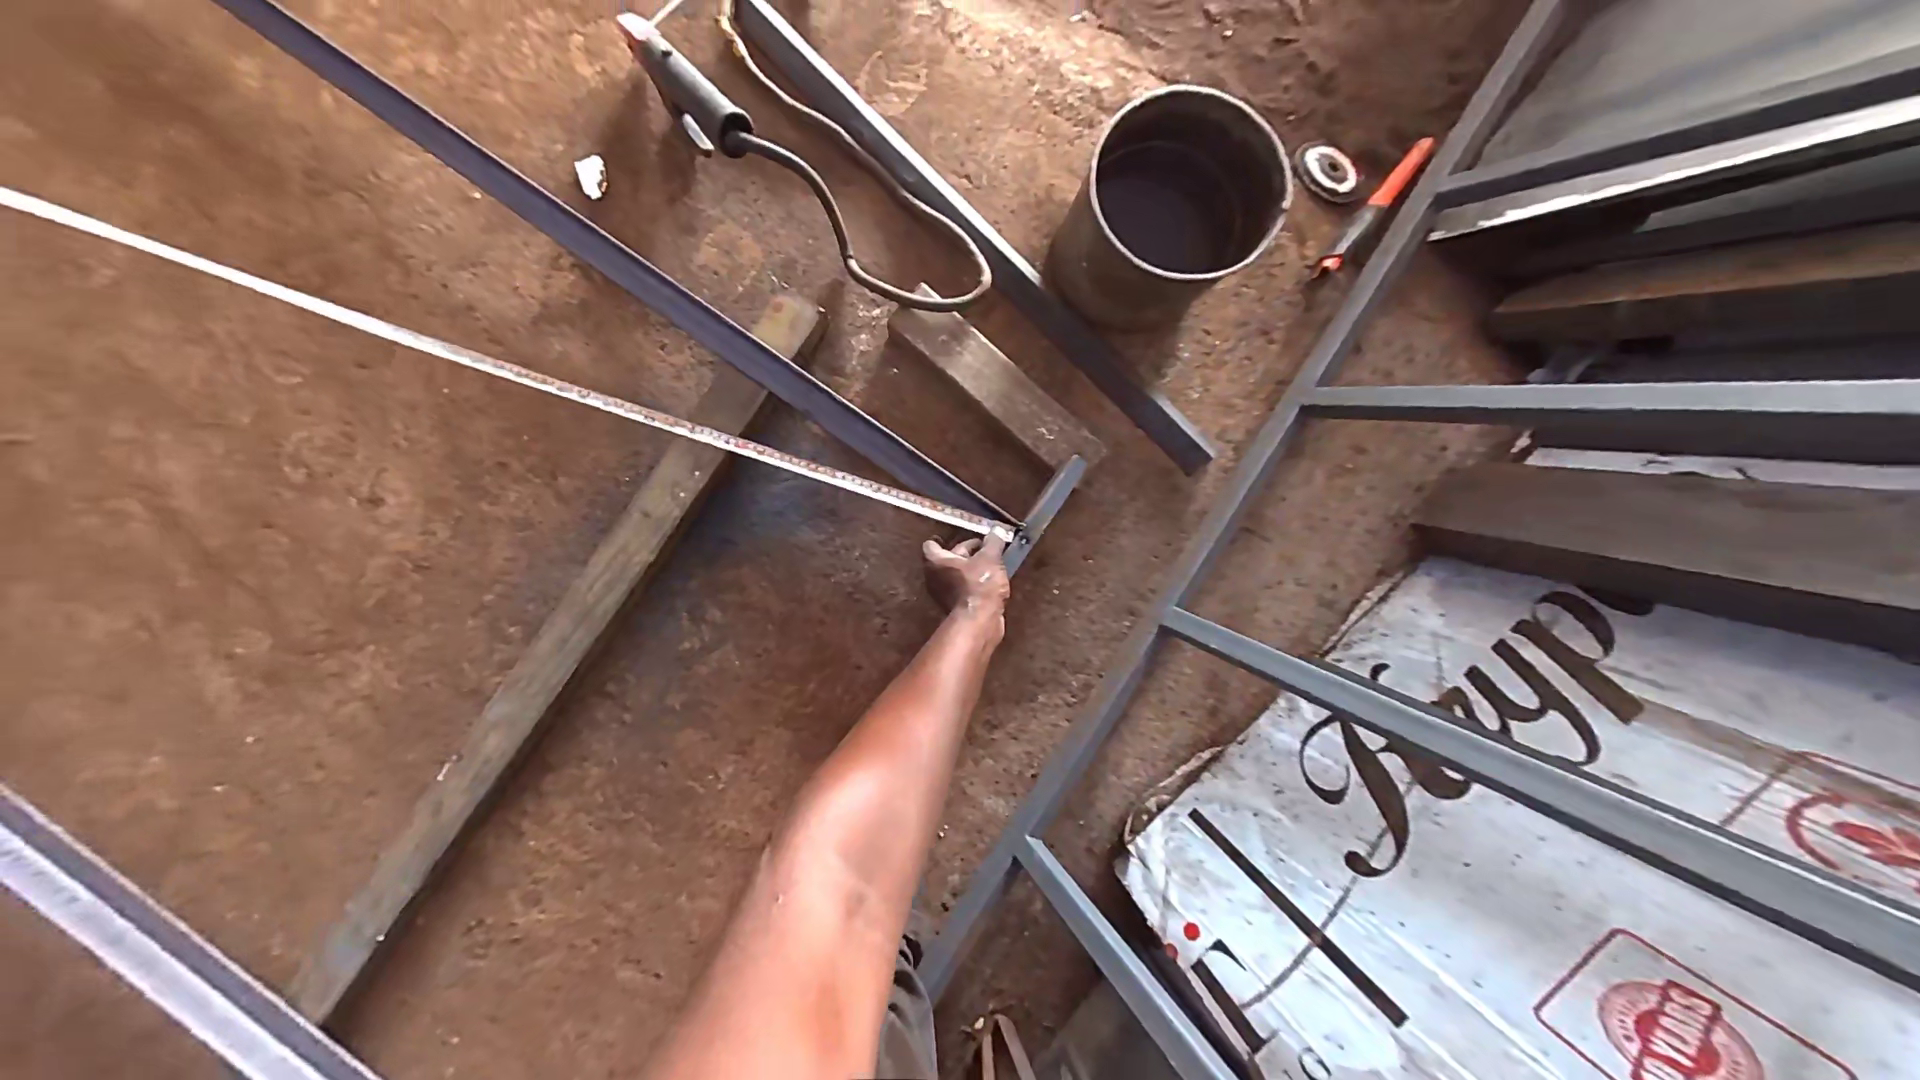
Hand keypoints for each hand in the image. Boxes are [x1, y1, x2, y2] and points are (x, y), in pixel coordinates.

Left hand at [923, 533, 1010, 615]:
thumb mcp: (990, 558)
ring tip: (990, 566)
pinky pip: (960, 589)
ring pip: (954, 575)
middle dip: (964, 553)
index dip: (945, 539)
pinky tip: (989, 584)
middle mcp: (933, 577)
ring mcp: (941, 594)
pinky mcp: (953, 607)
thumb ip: (993, 542)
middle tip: (984, 550)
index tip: (961, 538)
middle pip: (946, 559)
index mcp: (936, 561)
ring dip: (969, 570)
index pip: (931, 545)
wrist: (979, 621)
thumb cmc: (979, 584)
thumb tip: (996, 530)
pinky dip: (971, 585)